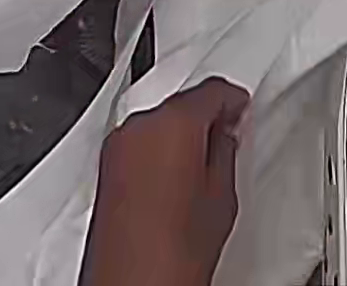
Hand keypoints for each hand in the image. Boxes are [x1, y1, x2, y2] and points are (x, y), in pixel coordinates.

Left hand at [84, 79, 247, 285]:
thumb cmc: (170, 256)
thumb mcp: (221, 195)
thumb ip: (225, 149)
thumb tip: (223, 136)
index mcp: (176, 121)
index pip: (213, 89)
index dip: (234, 99)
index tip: (241, 109)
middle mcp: (142, 126)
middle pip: (185, 102)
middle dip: (207, 115)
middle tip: (228, 131)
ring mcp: (119, 146)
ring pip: (162, 120)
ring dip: (182, 131)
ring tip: (202, 161)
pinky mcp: (105, 169)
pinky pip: (141, 140)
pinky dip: (159, 147)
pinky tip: (176, 174)